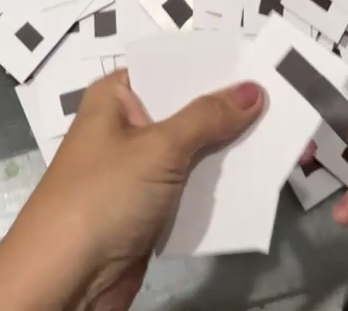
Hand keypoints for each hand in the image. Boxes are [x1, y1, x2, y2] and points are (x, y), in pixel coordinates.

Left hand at [0, 70, 263, 310]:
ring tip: (282, 141)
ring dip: (230, 150)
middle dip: (232, 112)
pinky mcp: (148, 207)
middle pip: (188, 109)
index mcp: (117, 95)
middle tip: (285, 104)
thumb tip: (254, 89)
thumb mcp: (158, 149)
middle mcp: (127, 124)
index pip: (173, 68)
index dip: (215, 66)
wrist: (62, 284)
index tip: (263, 64)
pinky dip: (218, 185)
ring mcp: (137, 168)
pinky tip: (256, 180)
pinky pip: (191, 186)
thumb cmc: (102, 197)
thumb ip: (208, 118)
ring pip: (194, 150)